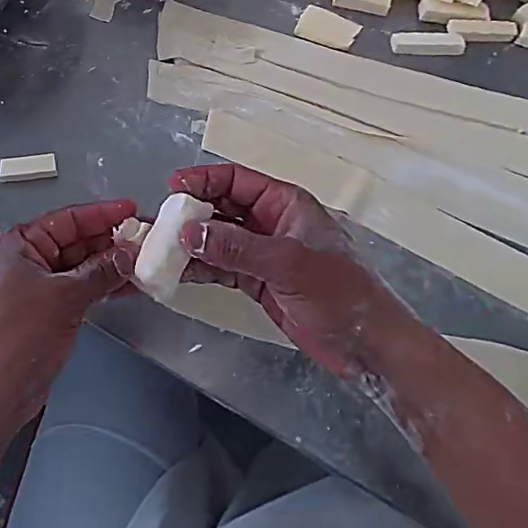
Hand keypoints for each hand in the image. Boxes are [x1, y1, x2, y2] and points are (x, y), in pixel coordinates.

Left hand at [0, 199, 137, 425]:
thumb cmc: (12, 342)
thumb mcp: (63, 298)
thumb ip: (100, 272)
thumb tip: (127, 255)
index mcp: (22, 244)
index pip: (69, 218)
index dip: (103, 214)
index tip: (131, 210)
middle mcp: (29, 260)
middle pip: (79, 240)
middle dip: (113, 241)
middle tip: (145, 239)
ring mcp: (40, 286)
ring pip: (85, 265)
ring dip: (114, 265)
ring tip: (145, 261)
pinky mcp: (51, 310)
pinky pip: (85, 288)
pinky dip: (106, 286)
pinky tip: (130, 285)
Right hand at [171, 164, 414, 376]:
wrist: (368, 347)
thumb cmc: (339, 293)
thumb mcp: (287, 263)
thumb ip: (237, 247)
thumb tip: (188, 232)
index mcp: (285, 203)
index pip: (237, 180)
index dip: (205, 180)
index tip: (173, 188)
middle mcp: (271, 222)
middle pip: (224, 207)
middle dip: (192, 212)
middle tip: (160, 222)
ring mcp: (264, 253)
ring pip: (219, 238)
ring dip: (192, 243)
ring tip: (160, 249)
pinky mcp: (259, 281)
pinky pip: (223, 267)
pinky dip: (201, 268)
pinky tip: (178, 273)